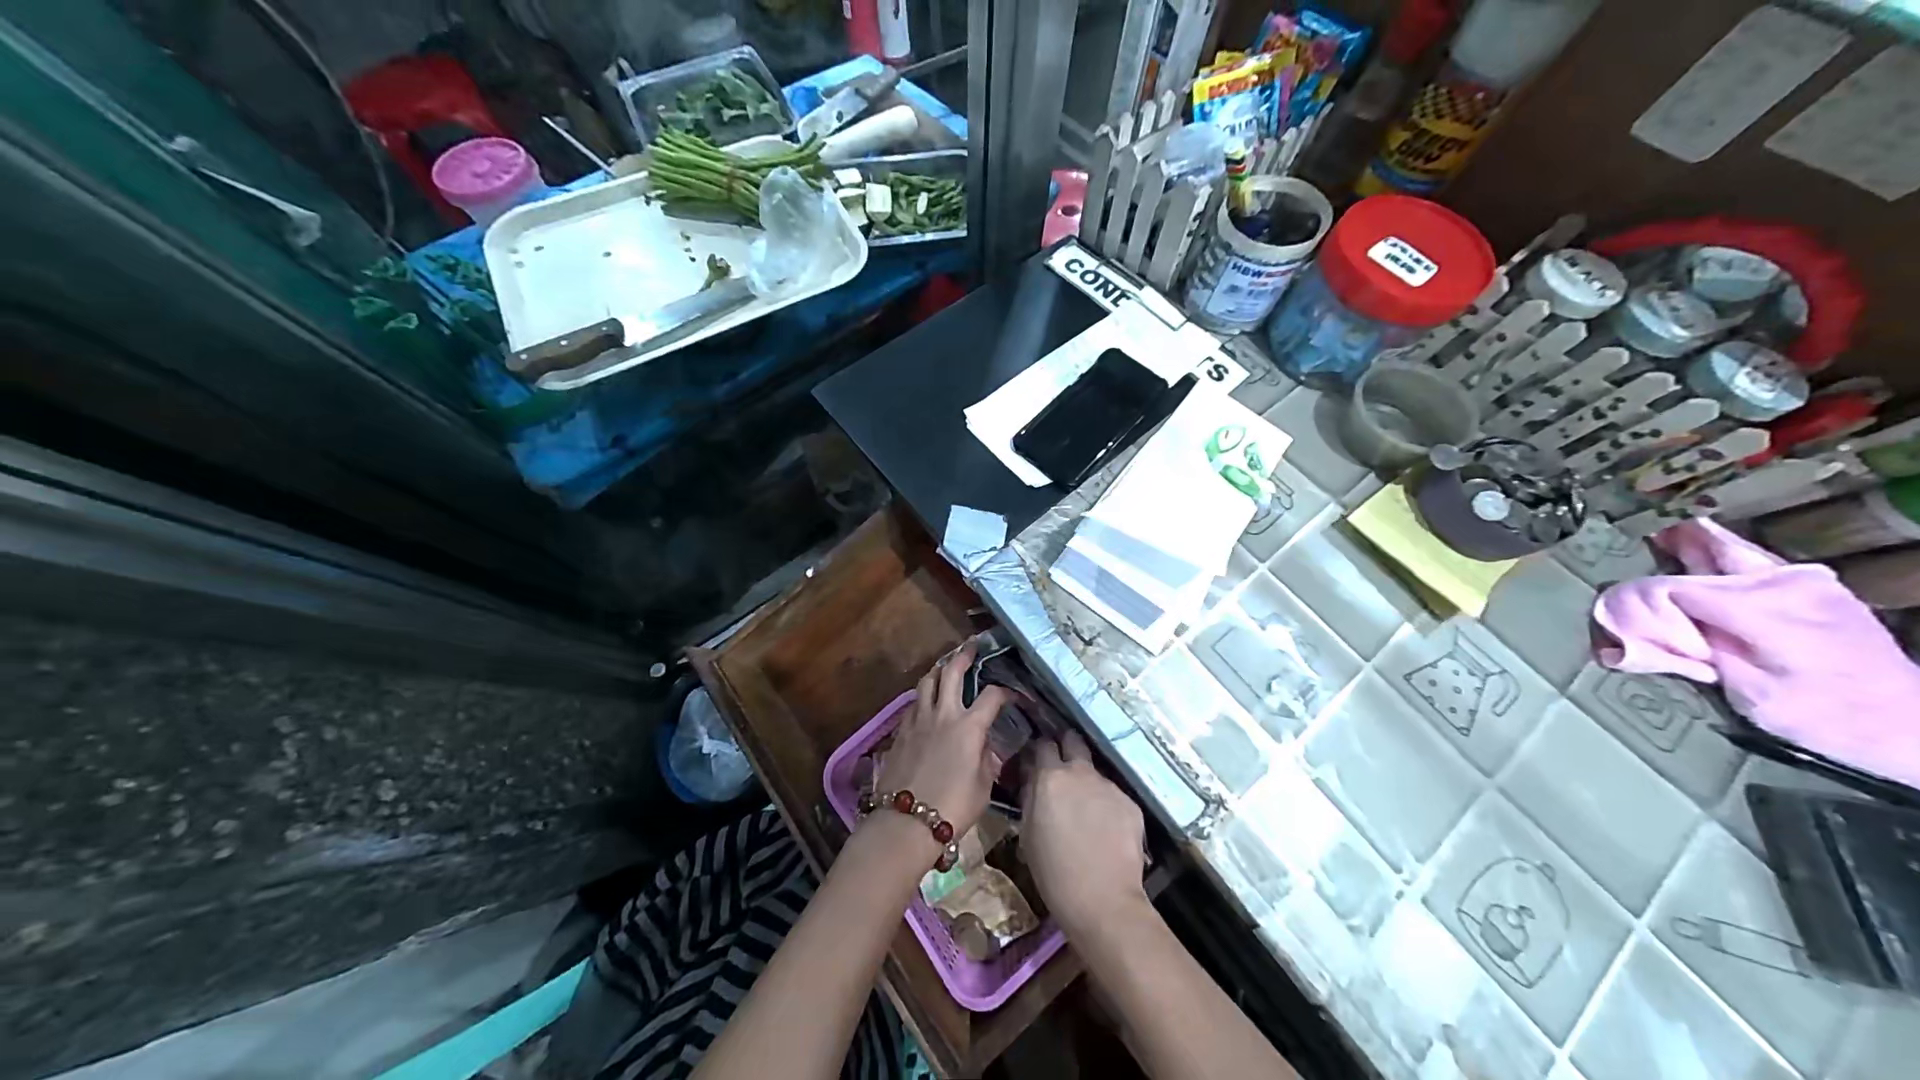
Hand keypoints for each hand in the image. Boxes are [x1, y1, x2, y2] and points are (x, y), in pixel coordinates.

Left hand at [874, 639, 1012, 842]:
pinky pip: (913, 704)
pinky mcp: (900, 732)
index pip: (992, 696)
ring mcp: (917, 721)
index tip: (1014, 695)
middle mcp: (943, 715)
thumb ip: (987, 761)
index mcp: (969, 726)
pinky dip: (922, 696)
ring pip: (926, 683)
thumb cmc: (952, 807)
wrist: (906, 822)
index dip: (1006, 691)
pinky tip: (925, 702)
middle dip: (963, 657)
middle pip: (951, 673)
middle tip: (971, 647)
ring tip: (944, 666)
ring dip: (937, 671)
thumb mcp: (983, 787)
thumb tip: (987, 748)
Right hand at [1021, 732, 1147, 930]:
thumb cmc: (1053, 871)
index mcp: (1050, 777)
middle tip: (1062, 767)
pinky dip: (1107, 805)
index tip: (1038, 760)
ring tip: (1086, 810)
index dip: (1040, 751)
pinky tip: (1105, 829)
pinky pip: (1113, 795)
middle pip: (1074, 740)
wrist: (1103, 900)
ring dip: (1087, 781)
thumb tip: (1032, 780)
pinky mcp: (1131, 803)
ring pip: (1095, 771)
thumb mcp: (1027, 832)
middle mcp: (1081, 772)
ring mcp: (1109, 786)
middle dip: (1067, 747)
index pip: (1043, 744)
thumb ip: (1030, 797)